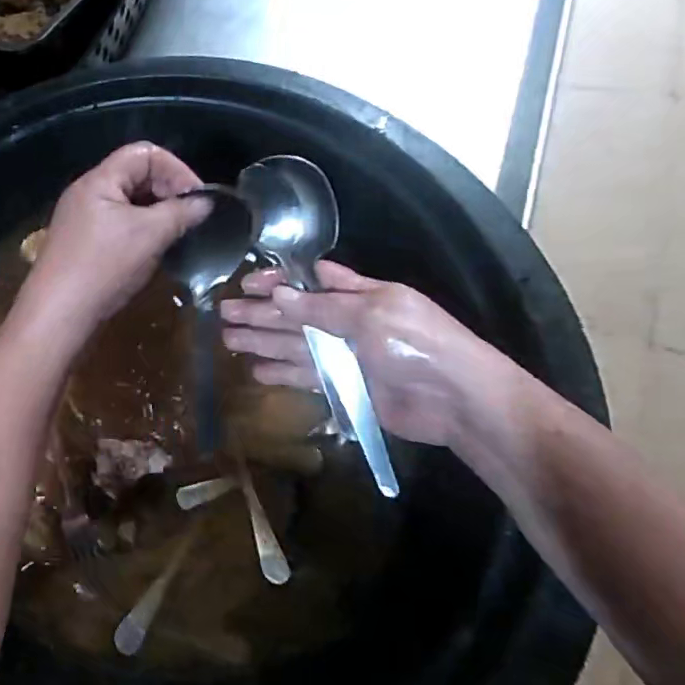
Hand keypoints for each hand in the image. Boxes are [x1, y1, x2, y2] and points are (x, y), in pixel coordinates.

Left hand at [14, 142, 211, 332]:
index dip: (176, 169)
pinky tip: (156, 249)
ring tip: (179, 234)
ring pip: (129, 201)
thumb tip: (205, 202)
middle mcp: (87, 193)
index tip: (198, 198)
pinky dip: (141, 229)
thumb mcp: (149, 235)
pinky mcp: (83, 241)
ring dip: (157, 212)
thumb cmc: (103, 267)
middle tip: (192, 218)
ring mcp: (82, 218)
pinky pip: (118, 223)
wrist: (57, 312)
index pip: (143, 153)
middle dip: (168, 190)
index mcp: (98, 180)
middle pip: (135, 174)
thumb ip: (180, 213)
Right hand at [218, 261, 529, 448]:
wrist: (460, 404)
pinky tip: (256, 371)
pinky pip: (305, 376)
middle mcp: (350, 322)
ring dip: (261, 340)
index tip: (247, 284)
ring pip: (293, 344)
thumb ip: (321, 306)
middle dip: (259, 311)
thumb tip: (277, 293)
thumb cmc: (420, 347)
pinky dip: (281, 372)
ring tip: (228, 340)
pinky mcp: (345, 386)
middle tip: (224, 312)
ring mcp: (346, 355)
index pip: (313, 280)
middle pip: (294, 313)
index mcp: (362, 295)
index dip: (280, 280)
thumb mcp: (372, 316)